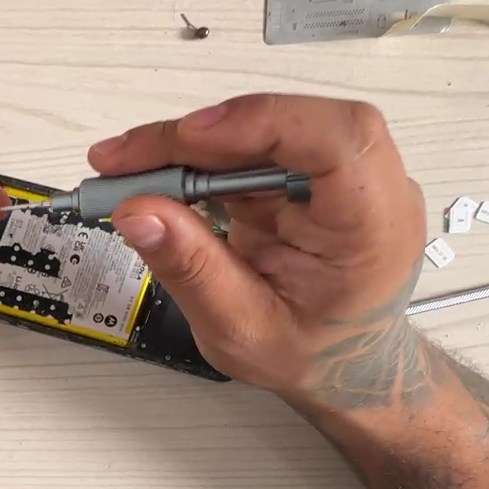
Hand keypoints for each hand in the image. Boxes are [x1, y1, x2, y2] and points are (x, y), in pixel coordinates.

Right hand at [95, 95, 429, 411]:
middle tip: (118, 159)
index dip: (262, 125)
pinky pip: (236, 154)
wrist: (335, 363)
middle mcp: (360, 187)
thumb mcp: (237, 327)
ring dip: (180, 147)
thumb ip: (191, 268)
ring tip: (118, 169)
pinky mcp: (290, 180)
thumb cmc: (302, 352)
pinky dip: (186, 161)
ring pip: (252, 134)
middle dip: (195, 137)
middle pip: (284, 127)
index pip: (338, 141)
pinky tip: (145, 176)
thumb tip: (135, 211)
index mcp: (371, 226)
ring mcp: (324, 179)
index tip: (185, 138)